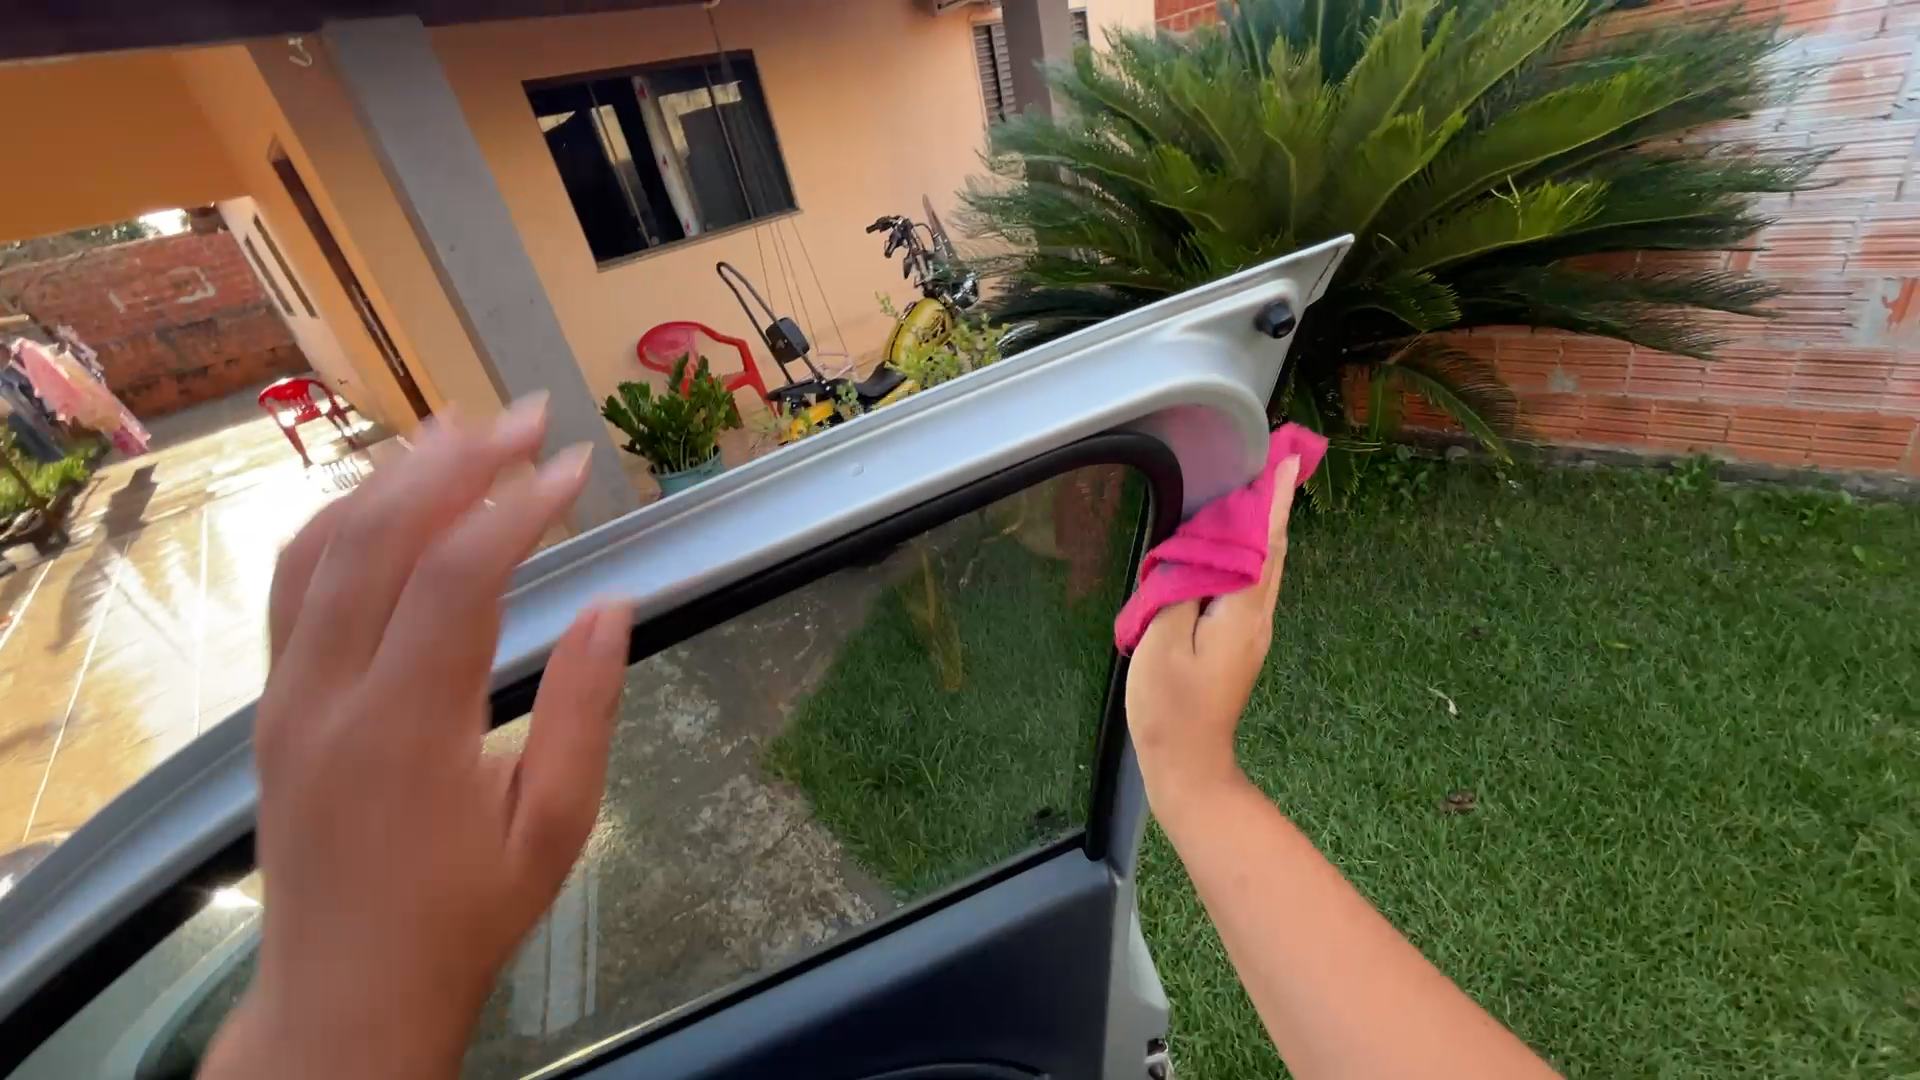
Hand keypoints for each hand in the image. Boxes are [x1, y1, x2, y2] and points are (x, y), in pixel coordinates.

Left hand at [203, 397, 633, 1079]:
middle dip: (460, 464)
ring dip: (396, 477)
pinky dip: (346, 520)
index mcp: (406, 727)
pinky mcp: (276, 700)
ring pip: (324, 550)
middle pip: (380, 539)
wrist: (347, 993)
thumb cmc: (470, 909)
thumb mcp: (559, 821)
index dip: (520, 508)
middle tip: (529, 417)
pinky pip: (298, 585)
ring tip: (463, 429)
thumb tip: (615, 606)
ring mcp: (286, 693)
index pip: (458, 578)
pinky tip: (393, 494)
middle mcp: (326, 694)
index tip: (577, 467)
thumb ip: (586, 707)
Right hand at [1124, 455, 1299, 806]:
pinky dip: (1246, 555)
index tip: (1289, 460)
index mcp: (1241, 613)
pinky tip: (1230, 548)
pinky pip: (1248, 587)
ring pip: (1262, 569)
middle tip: (1277, 463)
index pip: (1262, 545)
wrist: (1188, 764)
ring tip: (1256, 493)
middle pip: (1271, 552)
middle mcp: (1256, 618)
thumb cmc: (1169, 707)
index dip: (1273, 501)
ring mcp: (1250, 633)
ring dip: (1263, 529)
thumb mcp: (1160, 644)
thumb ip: (1177, 592)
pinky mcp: (1237, 644)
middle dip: (1275, 507)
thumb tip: (1190, 557)